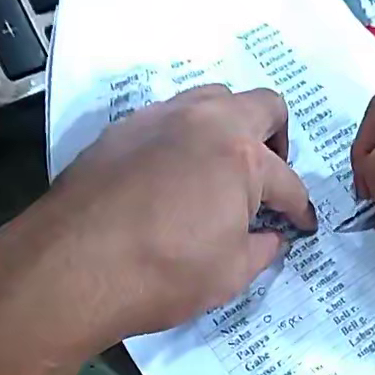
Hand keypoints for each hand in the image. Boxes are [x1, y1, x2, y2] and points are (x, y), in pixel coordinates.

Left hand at [0, 84, 315, 353]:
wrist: (71, 268)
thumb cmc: (164, 274)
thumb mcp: (230, 274)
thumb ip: (261, 249)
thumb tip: (271, 237)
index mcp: (242, 155)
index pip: (289, 181)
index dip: (301, 208)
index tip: (303, 226)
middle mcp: (205, 121)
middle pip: (262, 106)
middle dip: (278, 141)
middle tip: (268, 181)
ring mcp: (159, 118)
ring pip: (211, 100)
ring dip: (229, 129)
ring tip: (222, 171)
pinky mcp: (120, 129)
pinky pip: (168, 118)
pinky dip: (185, 139)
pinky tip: (173, 176)